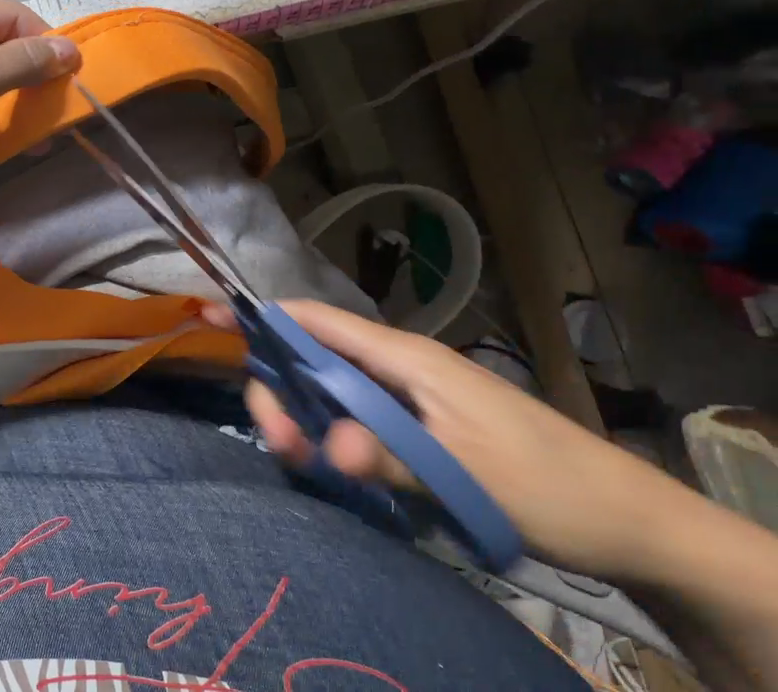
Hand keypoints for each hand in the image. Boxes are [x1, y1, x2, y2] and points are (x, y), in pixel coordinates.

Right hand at [209, 299, 698, 581]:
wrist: (631, 524)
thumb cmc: (549, 485)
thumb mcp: (465, 475)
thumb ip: (386, 457)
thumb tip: (322, 445)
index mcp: (404, 358)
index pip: (313, 319)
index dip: (258, 314)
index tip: (206, 316)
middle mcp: (395, 367)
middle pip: (308, 361)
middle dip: (279, 395)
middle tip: (285, 450)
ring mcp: (404, 397)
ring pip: (324, 392)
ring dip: (302, 422)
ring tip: (309, 465)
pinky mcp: (412, 427)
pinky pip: (348, 418)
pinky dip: (327, 436)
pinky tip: (332, 467)